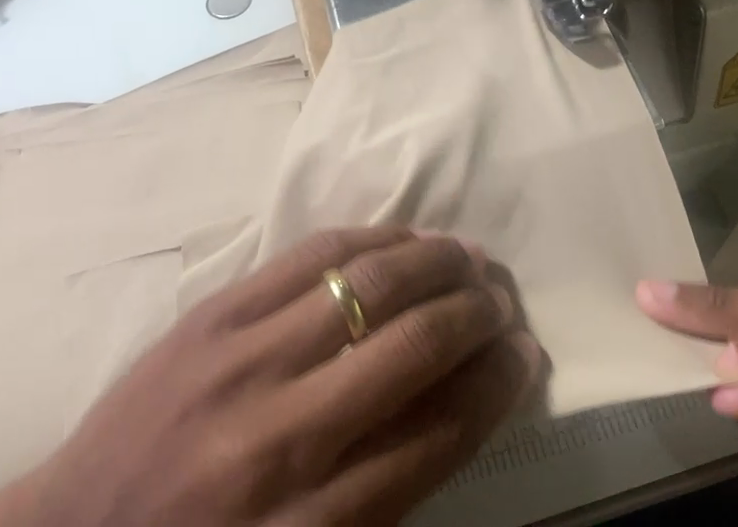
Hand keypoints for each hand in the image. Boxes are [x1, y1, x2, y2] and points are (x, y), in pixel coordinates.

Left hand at [0, 227, 541, 526]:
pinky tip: (402, 239)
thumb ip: (389, 487)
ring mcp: (243, 360)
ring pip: (367, 284)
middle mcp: (284, 432)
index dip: (496, 385)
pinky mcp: (212, 314)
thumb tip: (463, 397)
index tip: (524, 355)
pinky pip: (310, 255)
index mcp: (316, 520)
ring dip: (434, 263)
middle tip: (502, 300)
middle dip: (475, 315)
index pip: (438, 432)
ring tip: (468, 258)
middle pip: (412, 347)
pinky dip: (370, 239)